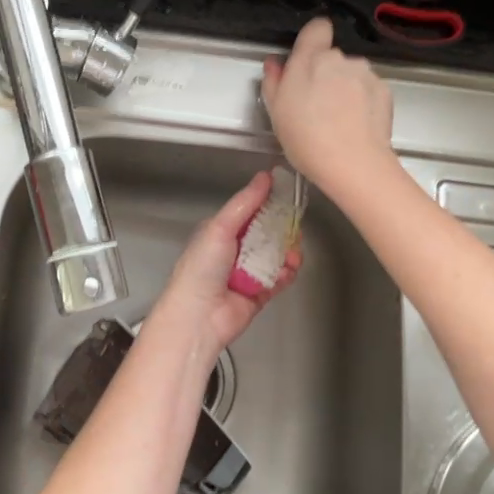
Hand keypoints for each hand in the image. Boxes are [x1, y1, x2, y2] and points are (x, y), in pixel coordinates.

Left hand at [144, 169, 300, 352]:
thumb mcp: (220, 227)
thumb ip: (245, 202)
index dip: (269, 203)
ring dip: (287, 252)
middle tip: (294, 228)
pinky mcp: (259, 293)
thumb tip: (265, 176)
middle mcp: (234, 250)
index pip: (249, 211)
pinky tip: (287, 270)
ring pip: (276, 255)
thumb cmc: (202, 268)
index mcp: (220, 231)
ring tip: (291, 255)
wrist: (199, 317)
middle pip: (267, 233)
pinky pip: (279, 278)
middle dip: (283, 229)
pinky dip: (286, 273)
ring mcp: (247, 272)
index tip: (288, 195)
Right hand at [261, 18, 394, 193]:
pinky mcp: (384, 92)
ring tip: (337, 119)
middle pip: (332, 58)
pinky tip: (355, 125)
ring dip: (344, 87)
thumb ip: (273, 80)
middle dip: (325, 74)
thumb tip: (274, 64)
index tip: (307, 61)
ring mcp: (366, 74)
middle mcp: (341, 59)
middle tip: (315, 104)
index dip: (313, 40)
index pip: (317, 28)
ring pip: (351, 74)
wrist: (353, 164)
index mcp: (311, 59)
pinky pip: (368, 89)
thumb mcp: (276, 111)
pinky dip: (363, 101)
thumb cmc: (306, 137)